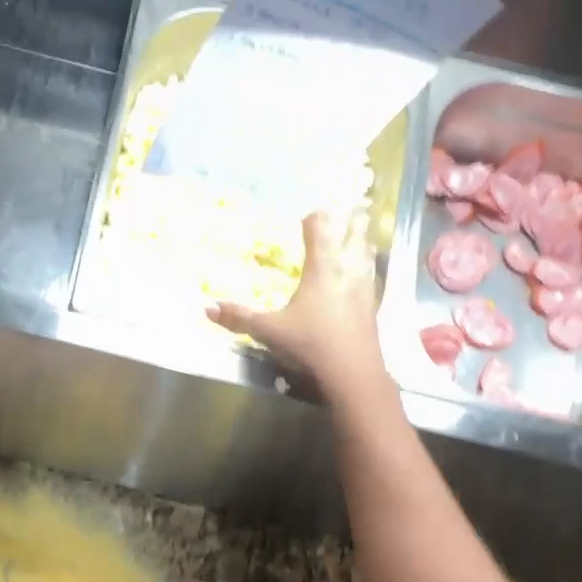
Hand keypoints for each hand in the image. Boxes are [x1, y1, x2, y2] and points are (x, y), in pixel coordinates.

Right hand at [207, 210, 385, 401]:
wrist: (352, 372)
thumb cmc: (309, 344)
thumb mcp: (269, 332)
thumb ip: (240, 318)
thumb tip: (208, 308)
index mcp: (322, 268)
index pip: (320, 228)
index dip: (313, 218)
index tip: (305, 217)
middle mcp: (347, 269)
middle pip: (353, 232)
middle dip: (349, 219)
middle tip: (346, 209)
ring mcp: (364, 287)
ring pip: (368, 251)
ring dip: (362, 240)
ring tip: (359, 233)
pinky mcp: (372, 305)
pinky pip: (373, 276)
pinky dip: (369, 267)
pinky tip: (366, 274)